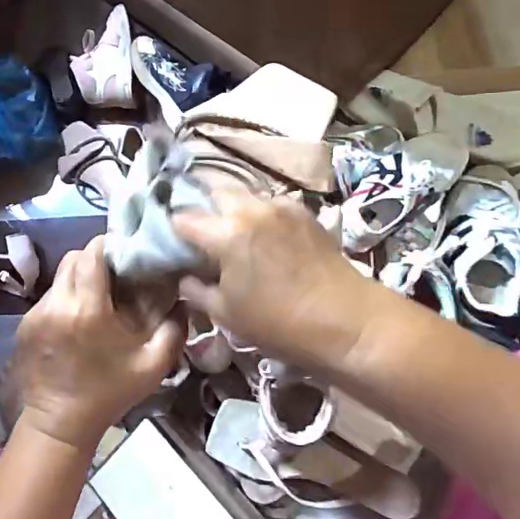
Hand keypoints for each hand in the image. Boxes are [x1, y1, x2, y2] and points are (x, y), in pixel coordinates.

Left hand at [11, 236, 182, 452]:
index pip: (92, 253)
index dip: (110, 246)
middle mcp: (57, 304)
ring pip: (59, 275)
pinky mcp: (24, 324)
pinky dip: (65, 298)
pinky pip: (49, 296)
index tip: (127, 254)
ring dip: (79, 278)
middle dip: (94, 259)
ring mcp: (36, 314)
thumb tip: (184, 299)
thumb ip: (173, 328)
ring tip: (98, 296)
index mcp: (87, 309)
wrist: (59, 426)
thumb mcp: (153, 365)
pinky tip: (79, 319)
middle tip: (115, 274)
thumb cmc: (109, 394)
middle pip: (73, 257)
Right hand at [173, 187, 382, 372]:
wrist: (346, 321)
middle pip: (215, 195)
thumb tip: (184, 275)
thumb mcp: (226, 314)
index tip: (173, 245)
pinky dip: (260, 216)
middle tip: (204, 239)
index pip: (184, 218)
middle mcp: (251, 209)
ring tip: (235, 237)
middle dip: (204, 211)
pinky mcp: (305, 212)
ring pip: (245, 197)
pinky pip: (271, 205)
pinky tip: (265, 239)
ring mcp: (281, 206)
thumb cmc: (280, 323)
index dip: (173, 231)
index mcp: (226, 232)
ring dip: (233, 211)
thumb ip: (196, 289)